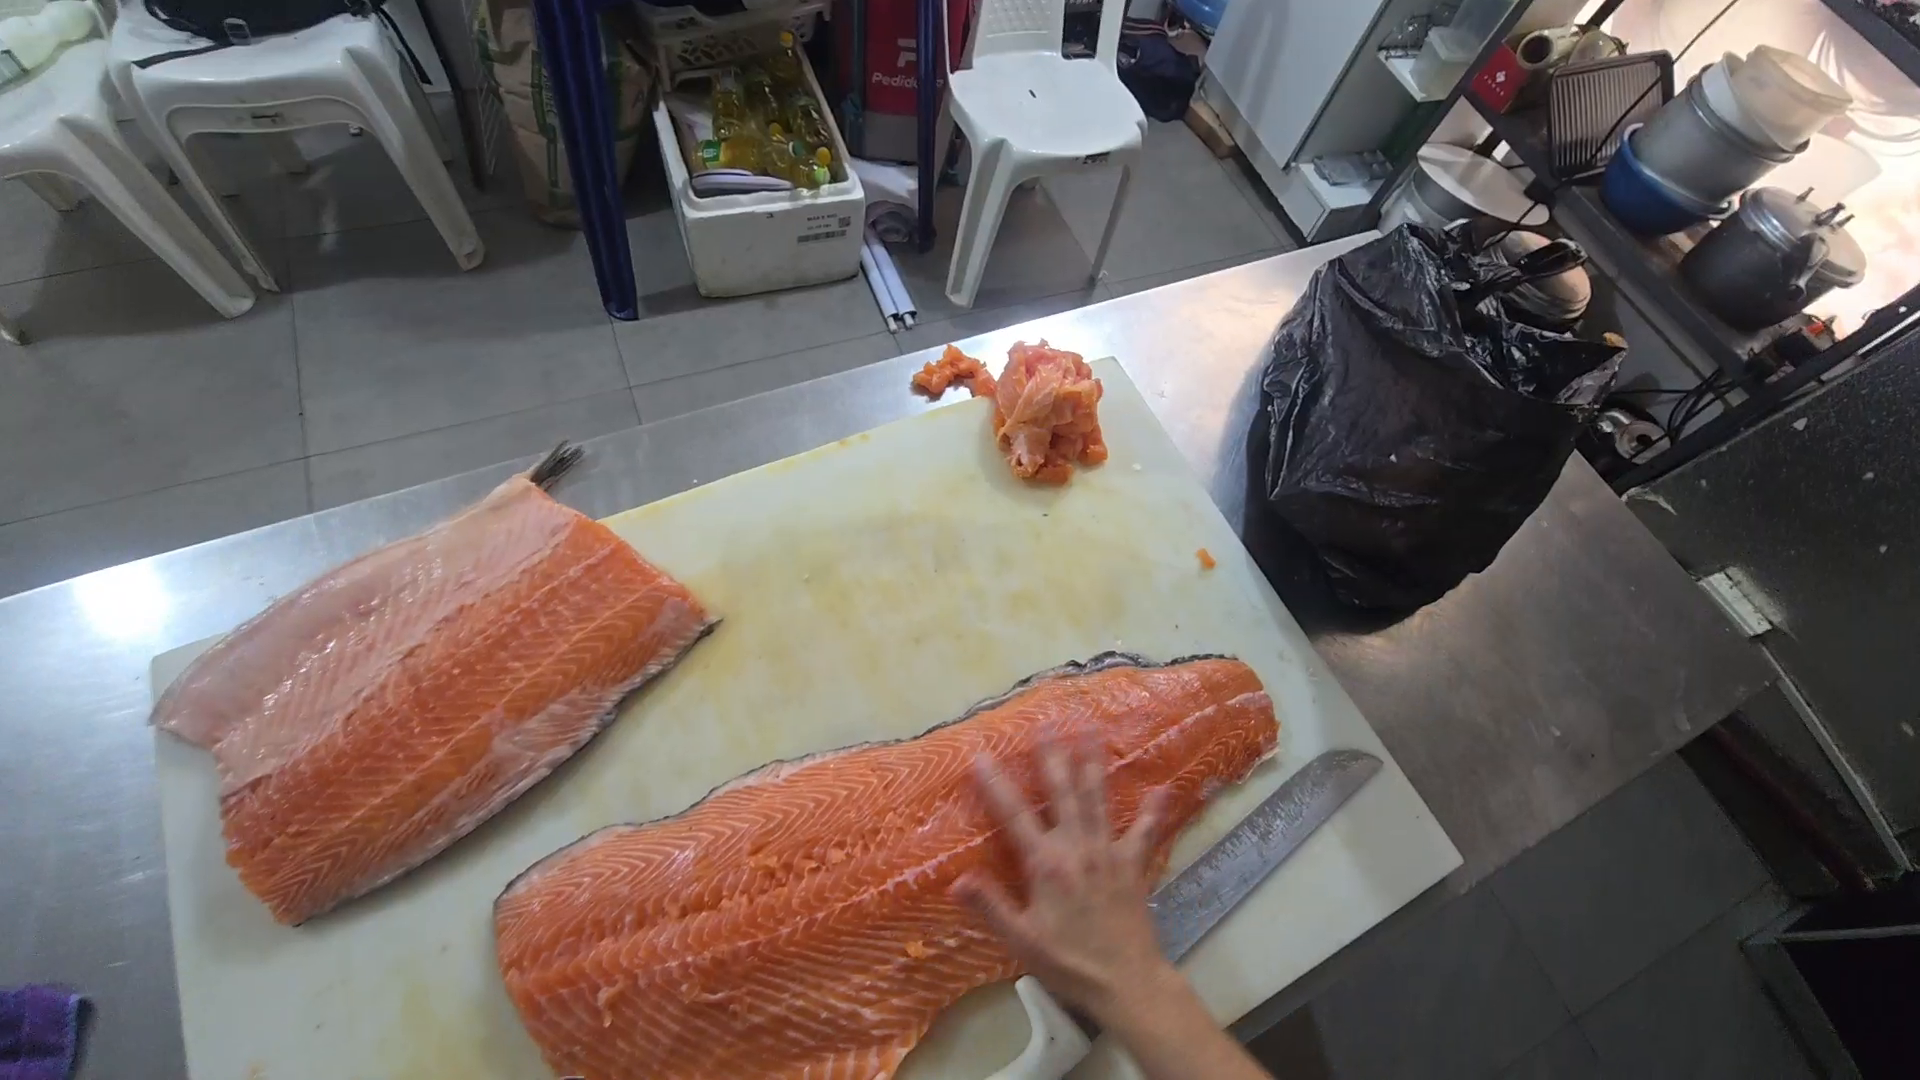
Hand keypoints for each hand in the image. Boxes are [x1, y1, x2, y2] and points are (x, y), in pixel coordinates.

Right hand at [952, 739, 1179, 1026]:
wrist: (1127, 983)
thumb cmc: (1068, 962)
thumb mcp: (1021, 941)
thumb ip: (990, 906)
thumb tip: (955, 880)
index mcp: (1046, 864)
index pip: (1014, 816)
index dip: (995, 785)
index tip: (981, 756)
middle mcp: (1077, 847)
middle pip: (1062, 793)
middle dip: (1052, 757)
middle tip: (1046, 724)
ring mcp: (1108, 852)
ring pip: (1097, 799)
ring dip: (1092, 764)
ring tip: (1091, 731)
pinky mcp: (1133, 865)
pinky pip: (1144, 832)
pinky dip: (1152, 811)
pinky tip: (1162, 788)